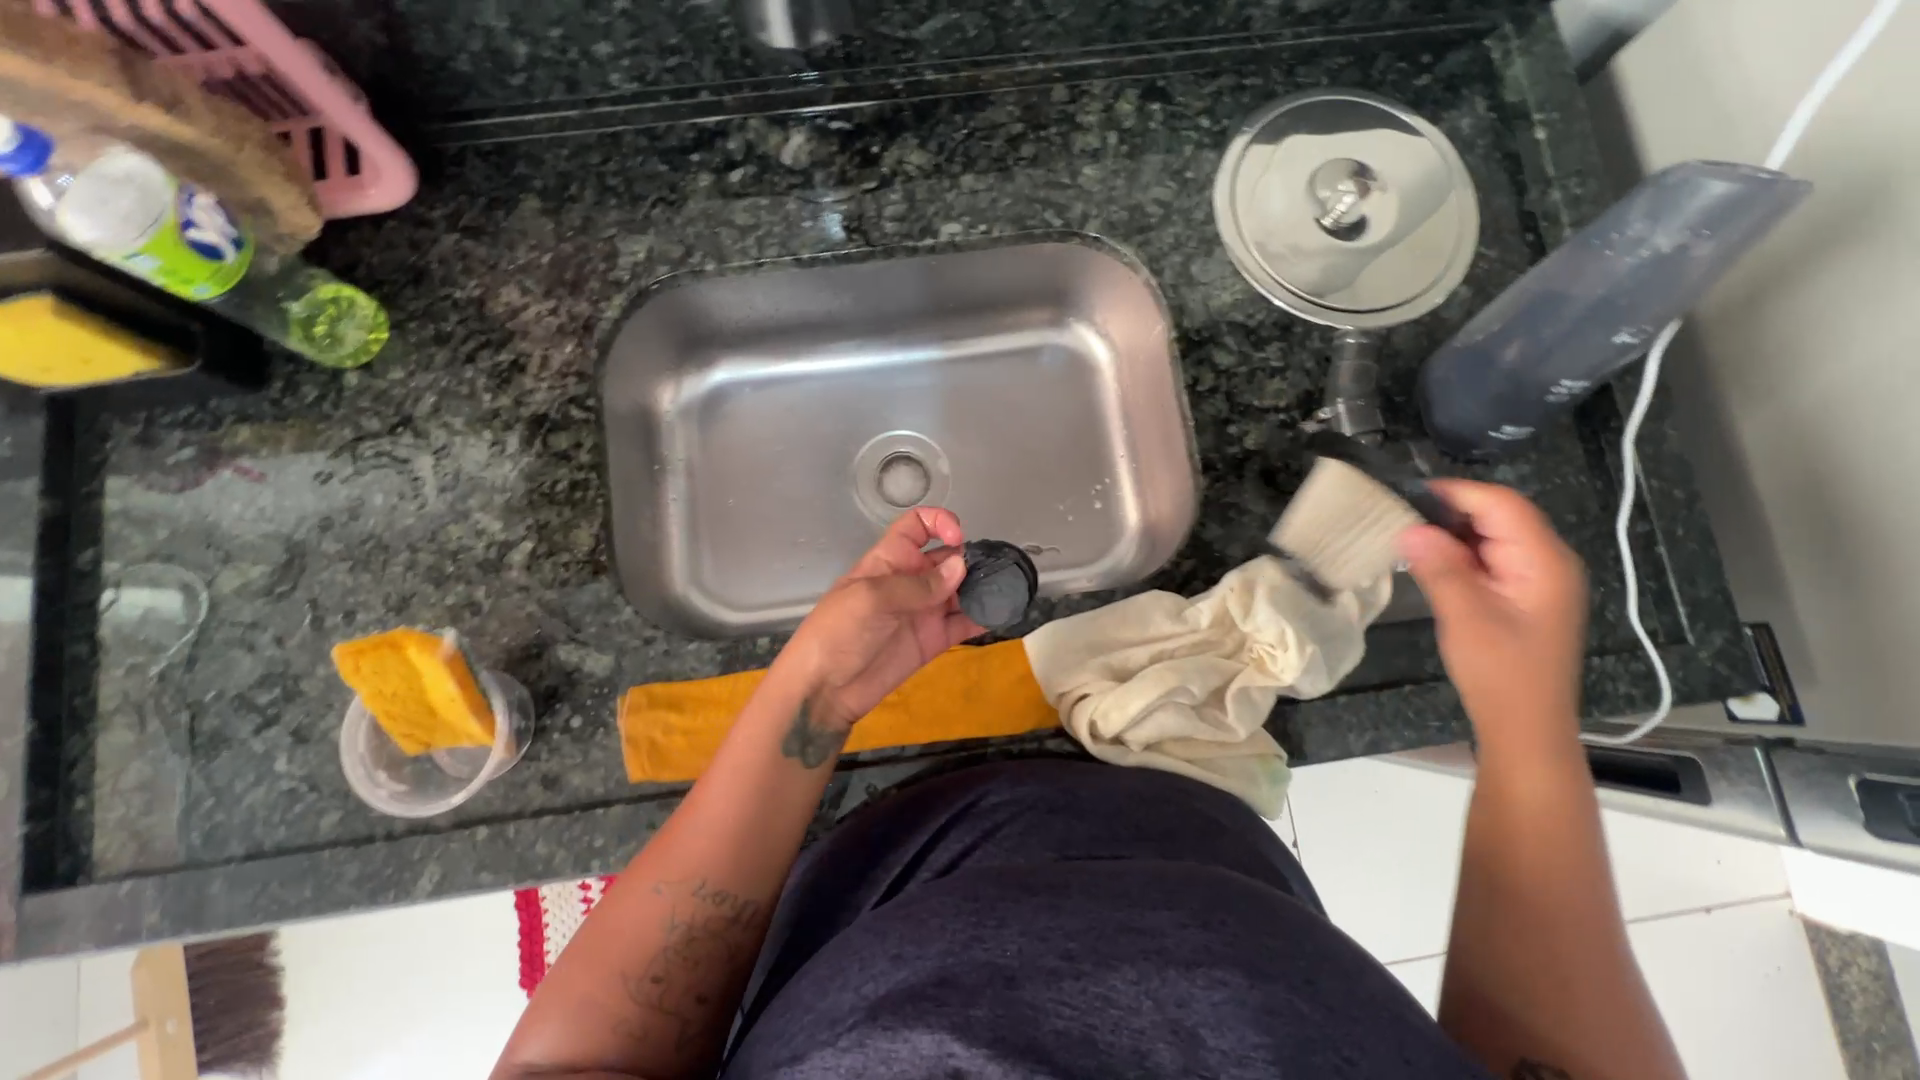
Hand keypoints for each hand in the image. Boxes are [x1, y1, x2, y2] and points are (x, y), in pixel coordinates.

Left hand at [778, 508, 985, 730]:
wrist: (826, 690)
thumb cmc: (838, 633)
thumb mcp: (870, 598)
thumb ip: (917, 584)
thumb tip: (960, 567)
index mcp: (888, 560)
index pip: (917, 527)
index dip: (939, 523)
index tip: (958, 538)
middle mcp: (910, 581)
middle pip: (948, 558)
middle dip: (971, 559)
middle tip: (994, 571)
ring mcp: (924, 611)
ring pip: (962, 590)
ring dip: (983, 587)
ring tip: (1006, 590)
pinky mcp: (934, 640)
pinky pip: (964, 623)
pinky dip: (984, 617)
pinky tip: (1002, 613)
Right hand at [1398, 480, 1586, 746]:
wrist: (1527, 728)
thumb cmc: (1501, 674)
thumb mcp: (1465, 618)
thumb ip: (1440, 568)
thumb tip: (1410, 529)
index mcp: (1544, 561)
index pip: (1503, 505)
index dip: (1457, 493)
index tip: (1408, 495)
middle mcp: (1549, 563)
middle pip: (1501, 517)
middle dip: (1453, 513)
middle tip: (1401, 518)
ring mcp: (1539, 580)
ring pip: (1495, 538)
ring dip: (1454, 536)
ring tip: (1410, 541)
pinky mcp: (1525, 597)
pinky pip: (1493, 560)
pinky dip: (1462, 556)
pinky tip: (1433, 565)